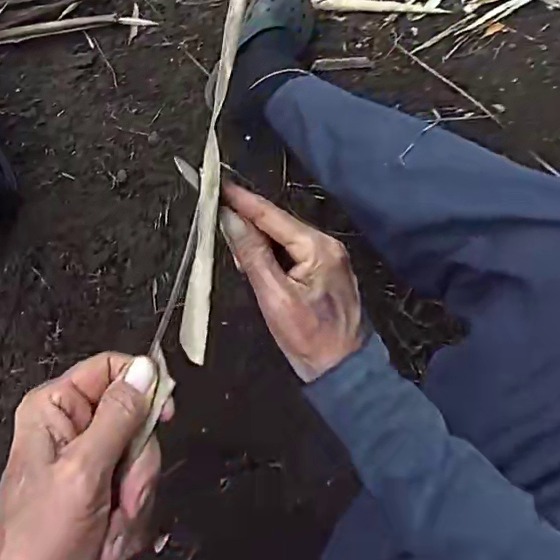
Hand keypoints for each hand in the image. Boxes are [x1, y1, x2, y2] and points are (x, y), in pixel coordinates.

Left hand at [0, 353, 171, 559]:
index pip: (109, 369)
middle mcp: (71, 430)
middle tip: (120, 491)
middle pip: (135, 419)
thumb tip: (143, 371)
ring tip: (106, 524)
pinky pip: (140, 493)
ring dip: (133, 500)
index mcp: (55, 408)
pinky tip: (105, 540)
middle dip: (135, 466)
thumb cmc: (37, 544)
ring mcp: (89, 464)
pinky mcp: (104, 494)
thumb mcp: (82, 471)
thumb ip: (118, 417)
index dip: (141, 385)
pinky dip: (130, 522)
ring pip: (142, 460)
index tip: (163, 410)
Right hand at [221, 182, 366, 381]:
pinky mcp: (323, 273)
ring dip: (255, 237)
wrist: (345, 375)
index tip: (217, 183)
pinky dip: (268, 252)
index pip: (271, 215)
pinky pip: (289, 252)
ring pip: (282, 238)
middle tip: (214, 211)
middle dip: (245, 218)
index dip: (242, 199)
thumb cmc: (311, 339)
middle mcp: (326, 246)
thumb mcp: (275, 297)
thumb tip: (229, 220)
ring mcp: (327, 259)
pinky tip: (251, 259)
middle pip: (277, 223)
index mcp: (318, 247)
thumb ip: (252, 254)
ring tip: (227, 236)